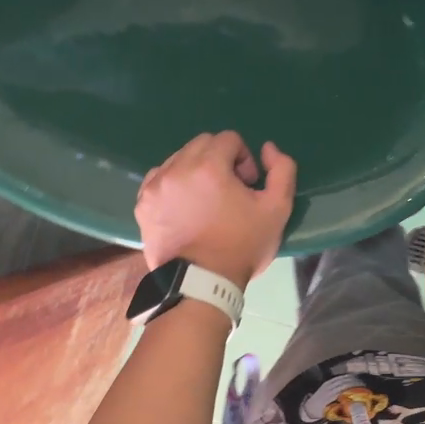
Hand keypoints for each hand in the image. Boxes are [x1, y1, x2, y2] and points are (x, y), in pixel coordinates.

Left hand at [135, 131, 296, 285]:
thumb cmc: (242, 246)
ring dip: (195, 170)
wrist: (202, 284)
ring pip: (179, 159)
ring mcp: (155, 186)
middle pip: (202, 144)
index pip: (229, 139)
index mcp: (209, 166)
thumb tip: (268, 148)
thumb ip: (282, 170)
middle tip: (229, 192)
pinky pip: (159, 178)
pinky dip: (173, 184)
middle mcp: (177, 168)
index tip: (246, 186)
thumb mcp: (277, 209)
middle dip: (219, 160)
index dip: (243, 159)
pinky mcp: (143, 204)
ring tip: (205, 201)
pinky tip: (185, 207)